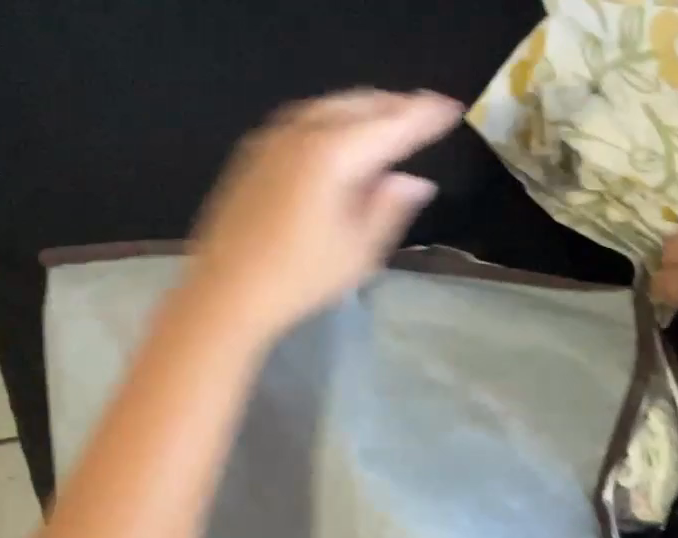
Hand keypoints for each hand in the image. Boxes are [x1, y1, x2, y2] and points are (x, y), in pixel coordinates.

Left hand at [183, 90, 461, 339]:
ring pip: (328, 108)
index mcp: (334, 153)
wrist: (226, 292)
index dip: (425, 116)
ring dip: (362, 110)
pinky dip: (332, 120)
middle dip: (395, 106)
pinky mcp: (253, 154)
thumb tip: (415, 182)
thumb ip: (390, 208)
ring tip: (386, 122)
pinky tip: (339, 139)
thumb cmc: (300, 279)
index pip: (393, 124)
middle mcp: (303, 132)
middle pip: (359, 104)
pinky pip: (303, 121)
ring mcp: (273, 139)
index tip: (452, 110)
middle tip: (423, 114)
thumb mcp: (359, 252)